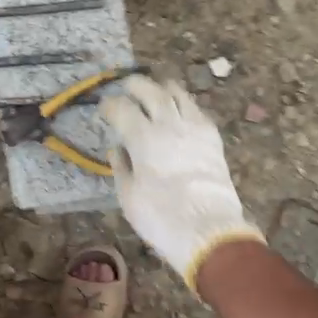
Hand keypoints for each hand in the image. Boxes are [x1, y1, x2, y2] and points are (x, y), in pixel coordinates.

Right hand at [100, 76, 264, 289]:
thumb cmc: (162, 217)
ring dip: (164, 88)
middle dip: (136, 85)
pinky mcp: (213, 139)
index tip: (104, 107)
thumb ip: (121, 168)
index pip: (122, 109)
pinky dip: (184, 104)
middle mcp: (169, 125)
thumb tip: (118, 149)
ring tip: (156, 89)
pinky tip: (181, 110)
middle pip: (152, 92)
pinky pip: (197, 110)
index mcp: (143, 138)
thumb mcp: (129, 196)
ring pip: (179, 95)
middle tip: (127, 86)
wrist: (210, 232)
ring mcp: (194, 129)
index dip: (111, 105)